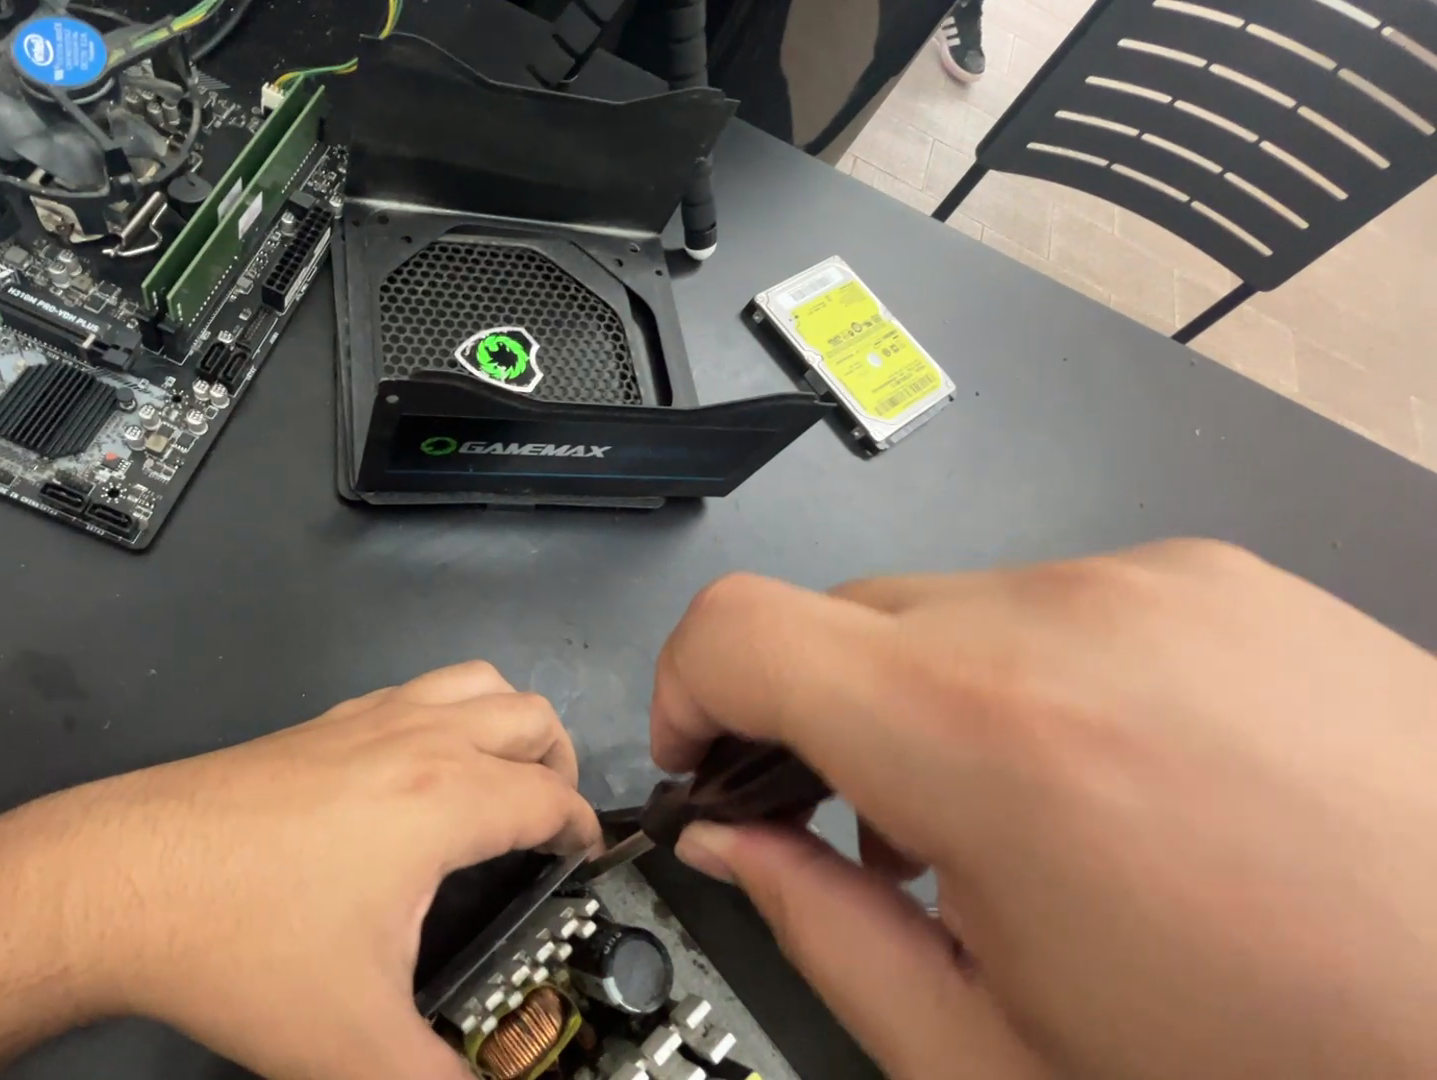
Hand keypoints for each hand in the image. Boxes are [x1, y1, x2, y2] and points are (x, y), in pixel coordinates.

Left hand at [23, 661, 598, 1079]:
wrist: (126, 877)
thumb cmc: (248, 944)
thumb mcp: (351, 1040)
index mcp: (443, 799)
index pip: (550, 798)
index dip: (582, 833)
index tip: (584, 866)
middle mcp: (419, 738)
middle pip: (531, 717)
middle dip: (560, 768)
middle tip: (546, 828)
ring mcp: (369, 717)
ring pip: (478, 683)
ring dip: (509, 725)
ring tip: (499, 783)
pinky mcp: (327, 718)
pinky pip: (419, 689)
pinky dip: (451, 713)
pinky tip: (420, 771)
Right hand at [651, 541, 1436, 1079]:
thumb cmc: (1285, 1079)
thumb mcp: (999, 1060)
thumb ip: (819, 924)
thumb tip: (722, 840)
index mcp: (987, 735)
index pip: (736, 627)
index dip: (684, 687)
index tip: (702, 761)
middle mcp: (1061, 614)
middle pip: (825, 618)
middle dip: (803, 713)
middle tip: (851, 824)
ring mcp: (1151, 580)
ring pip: (925, 612)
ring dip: (907, 700)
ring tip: (990, 820)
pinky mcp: (1217, 578)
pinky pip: (1032, 607)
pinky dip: (1004, 679)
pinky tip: (1093, 781)